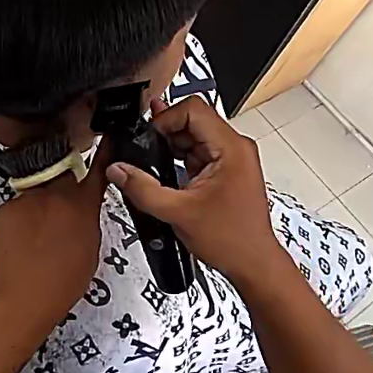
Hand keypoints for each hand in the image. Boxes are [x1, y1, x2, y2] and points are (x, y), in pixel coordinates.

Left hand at [0, 164, 110, 345]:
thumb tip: (85, 207)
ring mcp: (27, 201)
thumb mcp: (90, 247)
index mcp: (81, 205)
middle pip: (63, 177)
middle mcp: (54, 196)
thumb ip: (88, 218)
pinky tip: (24, 241)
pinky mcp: (5, 209)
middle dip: (65, 187)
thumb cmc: (59, 283)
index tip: (108, 139)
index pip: (97, 169)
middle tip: (63, 213)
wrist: (22, 299)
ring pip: (39, 193)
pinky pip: (18, 206)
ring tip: (40, 237)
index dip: (104, 153)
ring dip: (42, 207)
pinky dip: (22, 219)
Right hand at [103, 98, 288, 286]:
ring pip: (194, 137)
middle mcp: (236, 148)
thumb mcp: (177, 213)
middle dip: (166, 135)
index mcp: (231, 148)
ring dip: (173, 149)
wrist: (253, 263)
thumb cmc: (232, 240)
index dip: (166, 118)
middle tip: (145, 153)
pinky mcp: (228, 170)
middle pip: (193, 120)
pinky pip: (200, 153)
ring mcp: (233, 159)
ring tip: (157, 169)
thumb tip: (119, 170)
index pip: (193, 109)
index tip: (149, 136)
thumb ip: (142, 189)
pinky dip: (181, 161)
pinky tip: (169, 179)